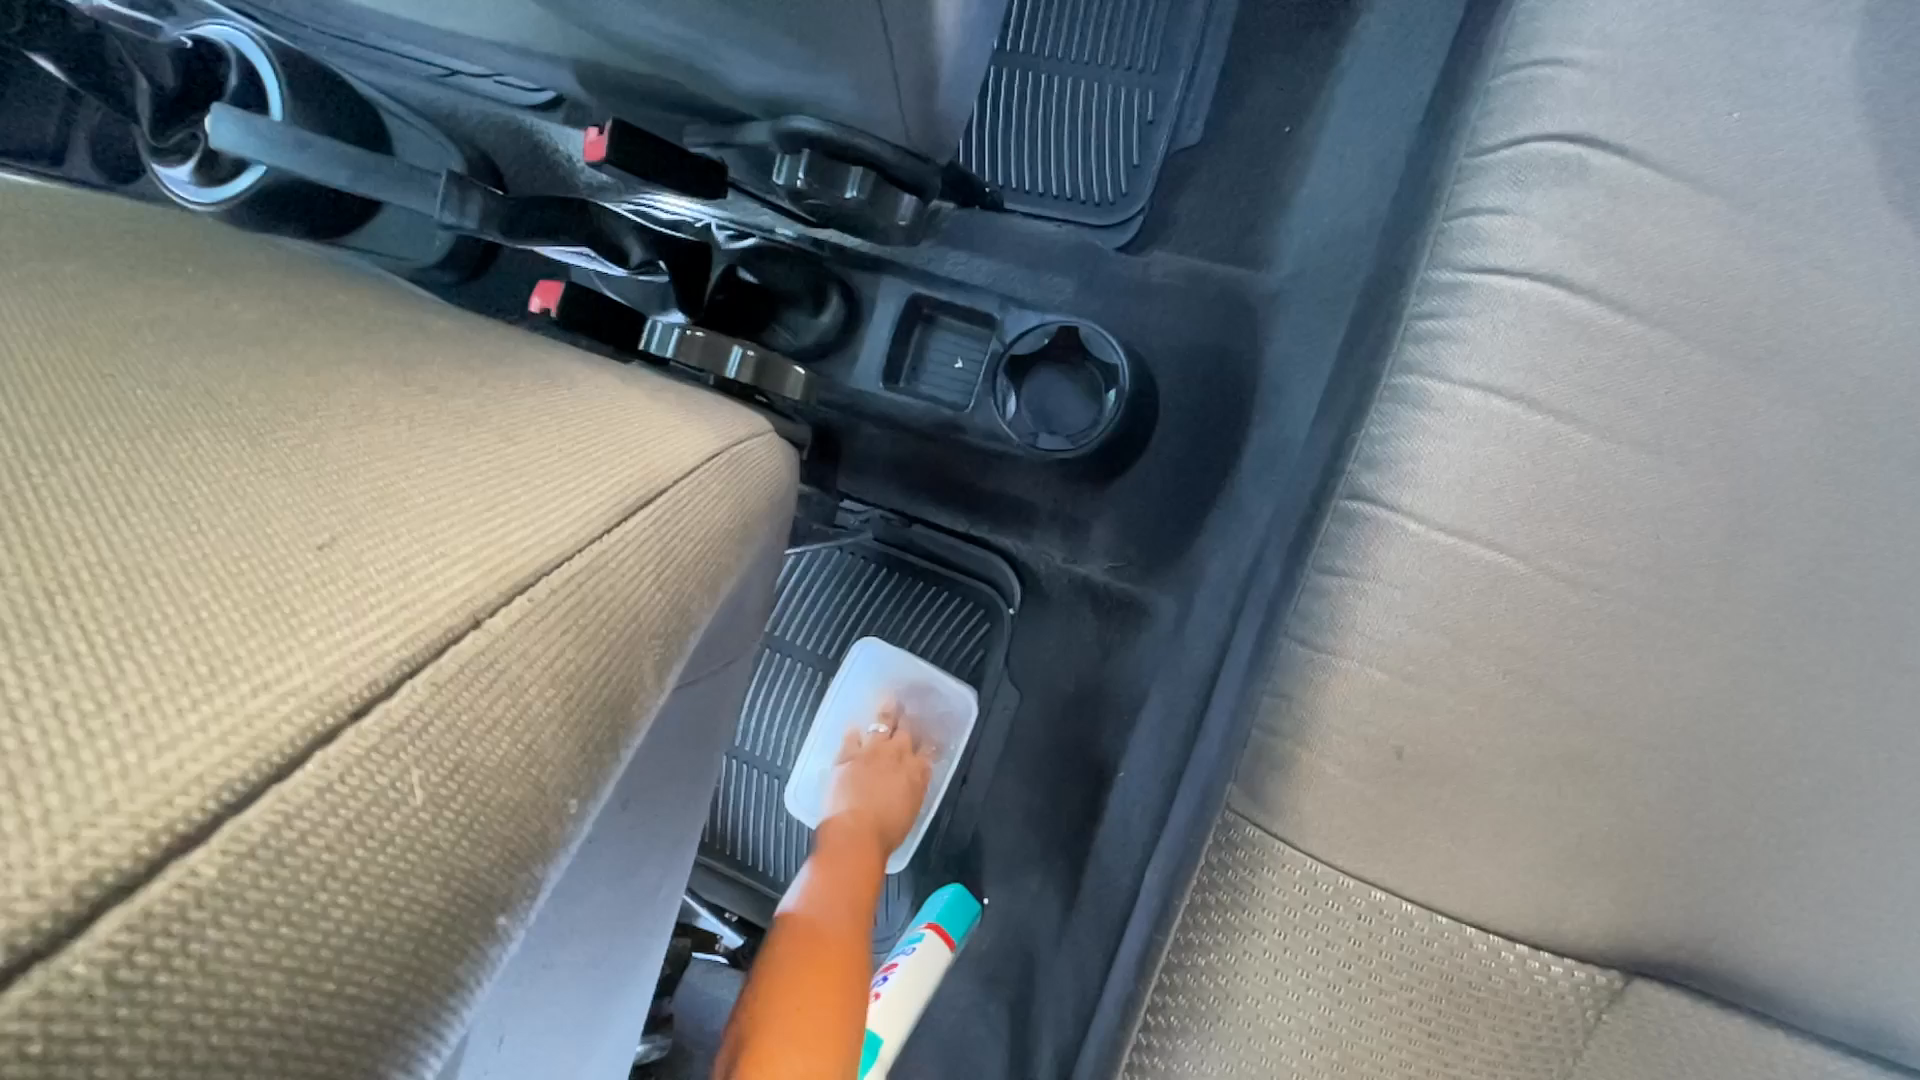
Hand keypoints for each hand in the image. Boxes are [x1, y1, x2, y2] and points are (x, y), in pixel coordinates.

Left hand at [820, 700, 932, 858]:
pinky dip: (854, 733)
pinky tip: (854, 728)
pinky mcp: (846, 755)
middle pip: (906, 731)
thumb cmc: (886, 833)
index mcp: (917, 773)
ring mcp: (870, 752)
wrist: (854, 833)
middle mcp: (896, 756)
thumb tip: (915, 778)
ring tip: (889, 700)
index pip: (928, 750)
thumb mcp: (910, 811)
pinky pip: (851, 736)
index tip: (930, 734)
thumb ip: (914, 789)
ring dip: (886, 712)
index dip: (929, 741)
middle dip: (909, 720)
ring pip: (881, 723)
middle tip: (910, 708)